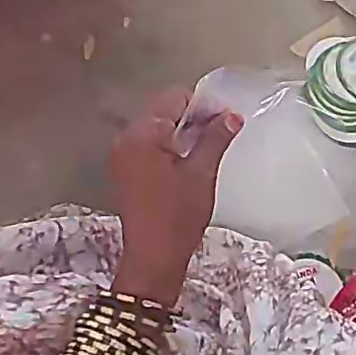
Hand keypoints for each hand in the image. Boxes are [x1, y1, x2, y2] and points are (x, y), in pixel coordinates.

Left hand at [110, 89, 241, 305]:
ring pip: (157, 129)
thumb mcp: (202, 172)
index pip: (174, 99)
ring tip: (210, 146)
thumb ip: (215, 139)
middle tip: (222, 131)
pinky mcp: (126, 171)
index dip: (202, 104)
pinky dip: (171, 146)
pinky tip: (190, 160)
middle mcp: (127, 139)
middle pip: (163, 111)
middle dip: (193, 117)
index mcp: (143, 134)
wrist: (154, 255)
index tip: (226, 117)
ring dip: (183, 132)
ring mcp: (123, 156)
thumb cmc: (178, 214)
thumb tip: (231, 116)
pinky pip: (150, 146)